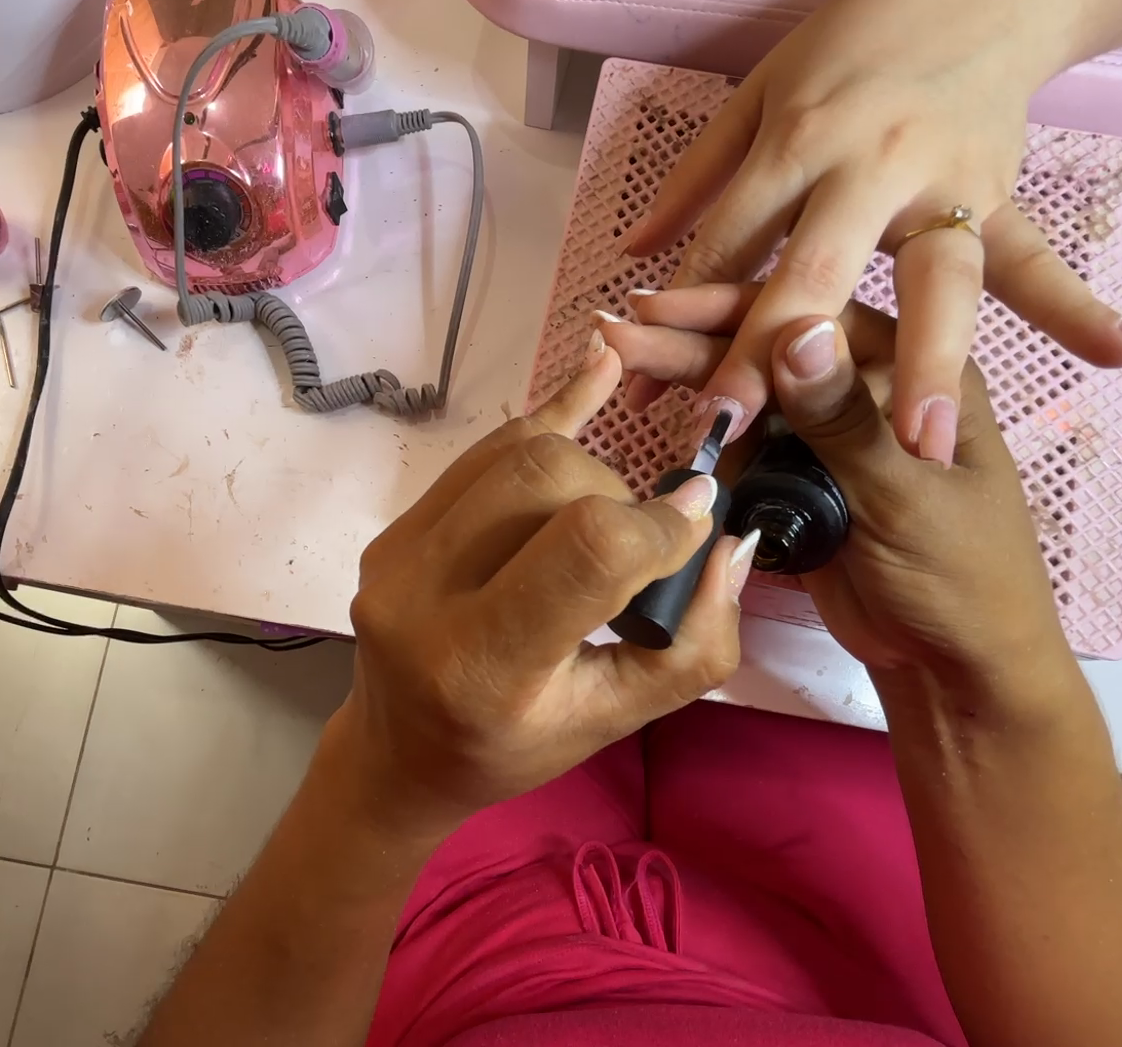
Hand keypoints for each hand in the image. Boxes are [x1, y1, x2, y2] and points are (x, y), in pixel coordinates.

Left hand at [337, 339, 756, 830]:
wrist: (399, 751)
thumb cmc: (510, 748)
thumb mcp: (612, 722)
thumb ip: (690, 645)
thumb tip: (726, 541)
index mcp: (481, 665)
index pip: (586, 549)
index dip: (658, 525)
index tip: (694, 523)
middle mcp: (422, 596)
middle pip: (545, 479)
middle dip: (617, 494)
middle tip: (636, 535)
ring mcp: (397, 552)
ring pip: (514, 451)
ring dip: (584, 465)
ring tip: (605, 506)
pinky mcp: (394, 528)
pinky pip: (483, 452)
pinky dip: (548, 421)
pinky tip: (598, 370)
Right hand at [600, 294, 1070, 683]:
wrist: (947, 663)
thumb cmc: (959, 578)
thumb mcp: (906, 497)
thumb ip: (845, 419)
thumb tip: (795, 328)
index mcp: (914, 370)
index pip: (811, 319)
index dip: (731, 312)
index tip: (660, 308)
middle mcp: (861, 388)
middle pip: (764, 352)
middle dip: (687, 341)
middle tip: (614, 328)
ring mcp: (822, 434)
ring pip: (743, 394)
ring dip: (682, 380)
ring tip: (617, 359)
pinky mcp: (793, 476)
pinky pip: (738, 444)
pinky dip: (698, 432)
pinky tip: (651, 408)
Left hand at [623, 0, 1121, 459]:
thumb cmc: (846, 48)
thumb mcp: (753, 100)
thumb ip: (693, 183)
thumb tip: (633, 255)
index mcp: (793, 144)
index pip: (726, 249)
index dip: (678, 323)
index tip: (645, 396)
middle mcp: (868, 167)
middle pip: (813, 274)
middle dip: (772, 357)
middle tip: (734, 430)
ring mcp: (947, 183)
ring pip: (935, 280)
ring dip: (931, 362)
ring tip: (922, 445)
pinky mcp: (1006, 192)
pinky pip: (1038, 258)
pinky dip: (1081, 306)